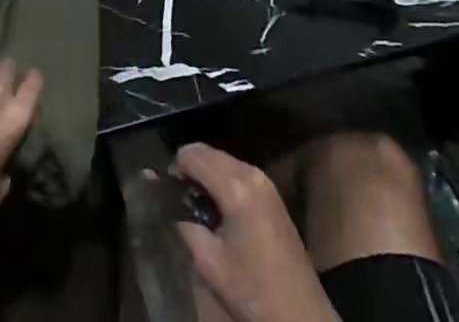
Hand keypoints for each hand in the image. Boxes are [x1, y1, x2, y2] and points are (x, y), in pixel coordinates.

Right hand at [173, 143, 340, 321]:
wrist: (299, 313)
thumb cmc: (251, 289)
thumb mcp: (208, 260)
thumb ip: (181, 220)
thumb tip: (159, 191)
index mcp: (237, 187)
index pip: (193, 154)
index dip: (174, 170)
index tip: (168, 197)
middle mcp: (252, 173)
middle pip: (209, 152)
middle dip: (189, 170)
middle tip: (179, 204)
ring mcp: (265, 180)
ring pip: (223, 160)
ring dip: (205, 176)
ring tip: (197, 212)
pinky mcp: (271, 191)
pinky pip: (237, 172)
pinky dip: (221, 181)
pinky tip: (219, 213)